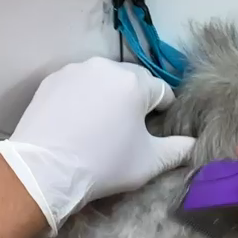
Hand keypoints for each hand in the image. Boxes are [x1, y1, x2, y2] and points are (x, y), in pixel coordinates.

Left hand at [0, 58, 196, 233]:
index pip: (162, 92)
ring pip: (103, 80)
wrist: (44, 170)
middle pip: (132, 81)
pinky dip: (81, 97)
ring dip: (107, 96)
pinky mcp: (52, 79)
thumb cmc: (103, 164)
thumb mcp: (149, 163)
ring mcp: (75, 70)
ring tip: (98, 125)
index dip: (162, 113)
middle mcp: (106, 66)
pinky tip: (75, 121)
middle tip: (125, 131)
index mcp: (135, 82)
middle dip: (134, 101)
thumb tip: (194, 143)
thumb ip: (179, 149)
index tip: (152, 133)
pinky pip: (77, 84)